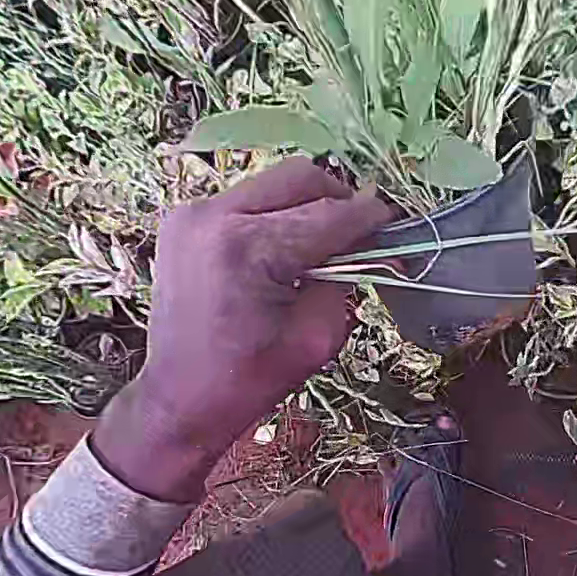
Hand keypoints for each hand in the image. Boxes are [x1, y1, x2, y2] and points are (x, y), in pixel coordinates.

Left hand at [93, 158, 393, 502]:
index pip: (329, 214)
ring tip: (325, 243)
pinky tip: (286, 249)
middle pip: (300, 177)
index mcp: (248, 248)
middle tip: (362, 232)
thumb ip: (347, 280)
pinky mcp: (185, 220)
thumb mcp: (319, 337)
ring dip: (309, 206)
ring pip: (275, 183)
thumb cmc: (251, 378)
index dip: (370, 217)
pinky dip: (278, 215)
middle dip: (340, 200)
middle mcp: (214, 215)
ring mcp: (193, 213)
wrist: (180, 397)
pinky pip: (249, 199)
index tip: (395, 224)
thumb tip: (369, 246)